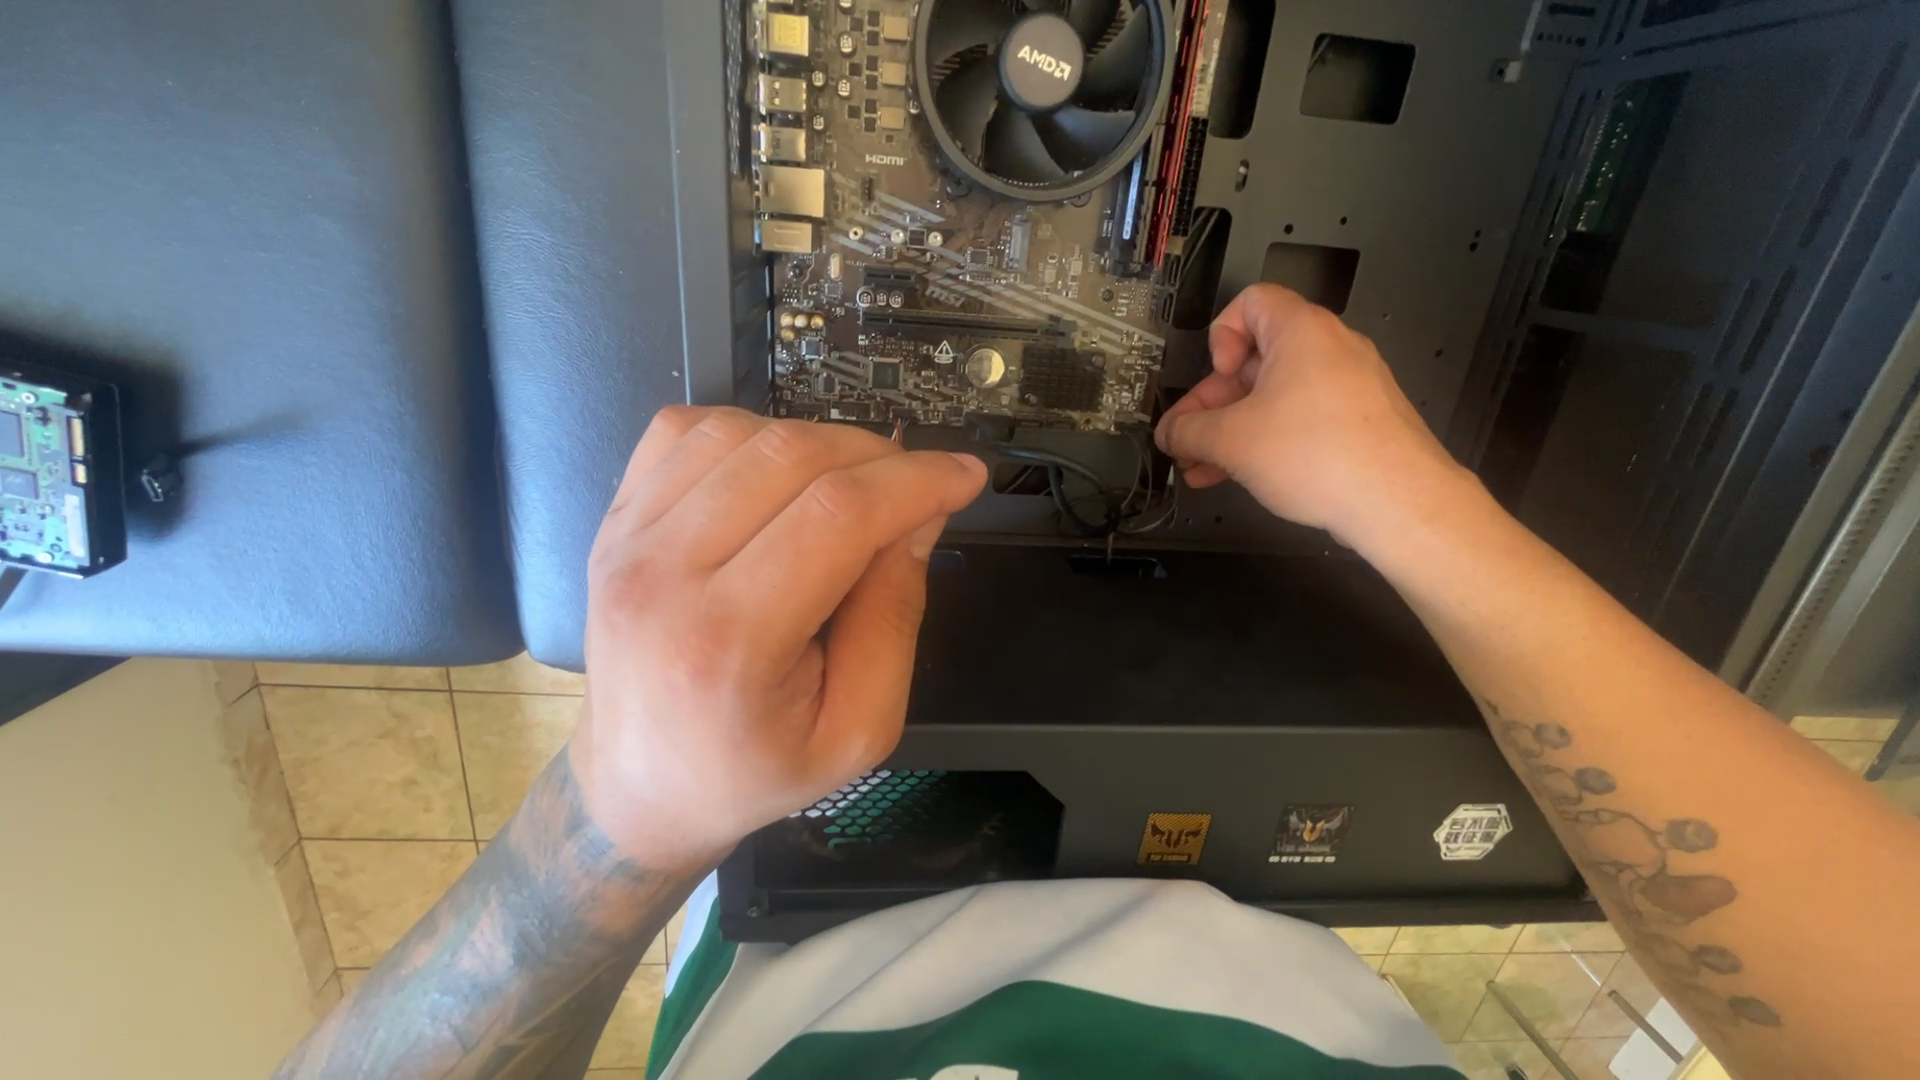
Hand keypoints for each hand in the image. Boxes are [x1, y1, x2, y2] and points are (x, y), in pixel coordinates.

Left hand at [569, 407, 987, 867]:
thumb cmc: (751, 771)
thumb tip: (919, 516)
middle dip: (878, 457)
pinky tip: (777, 477)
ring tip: (850, 489)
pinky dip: (751, 432)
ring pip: (741, 430)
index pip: (838, 515)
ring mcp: (627, 538)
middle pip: (791, 457)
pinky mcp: (614, 520)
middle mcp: (663, 574)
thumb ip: (894, 620)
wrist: (640, 785)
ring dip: (818, 442)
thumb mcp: (857, 731)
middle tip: (914, 488)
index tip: (965, 476)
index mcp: (728, 643)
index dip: (917, 480)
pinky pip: (687, 429)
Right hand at [1154, 284, 1471, 542]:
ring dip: (1232, 430)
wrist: (1396, 502)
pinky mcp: (1357, 421)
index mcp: (1301, 332)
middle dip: (1213, 403)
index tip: (1213, 374)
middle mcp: (1329, 350)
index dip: (1220, 335)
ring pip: (1273, 398)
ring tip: (1203, 466)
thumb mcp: (1230, 441)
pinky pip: (1299, 420)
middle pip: (1255, 361)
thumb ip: (1188, 432)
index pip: (1250, 302)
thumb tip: (1171, 434)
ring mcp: (1348, 386)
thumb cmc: (1326, 456)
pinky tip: (1239, 474)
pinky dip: (1266, 441)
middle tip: (1188, 437)